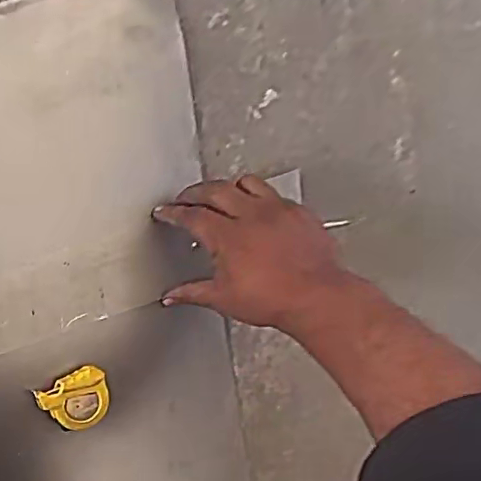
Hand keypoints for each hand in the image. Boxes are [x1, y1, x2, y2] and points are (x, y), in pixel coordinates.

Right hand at [152, 174, 365, 330]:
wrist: (315, 297)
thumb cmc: (274, 298)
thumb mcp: (222, 298)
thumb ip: (192, 292)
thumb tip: (173, 295)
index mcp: (228, 236)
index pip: (192, 215)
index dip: (174, 212)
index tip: (166, 212)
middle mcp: (252, 217)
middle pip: (215, 190)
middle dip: (194, 193)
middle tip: (184, 198)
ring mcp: (277, 210)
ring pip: (246, 182)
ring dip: (226, 186)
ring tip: (219, 194)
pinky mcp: (298, 212)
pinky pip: (273, 193)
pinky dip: (257, 196)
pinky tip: (255, 208)